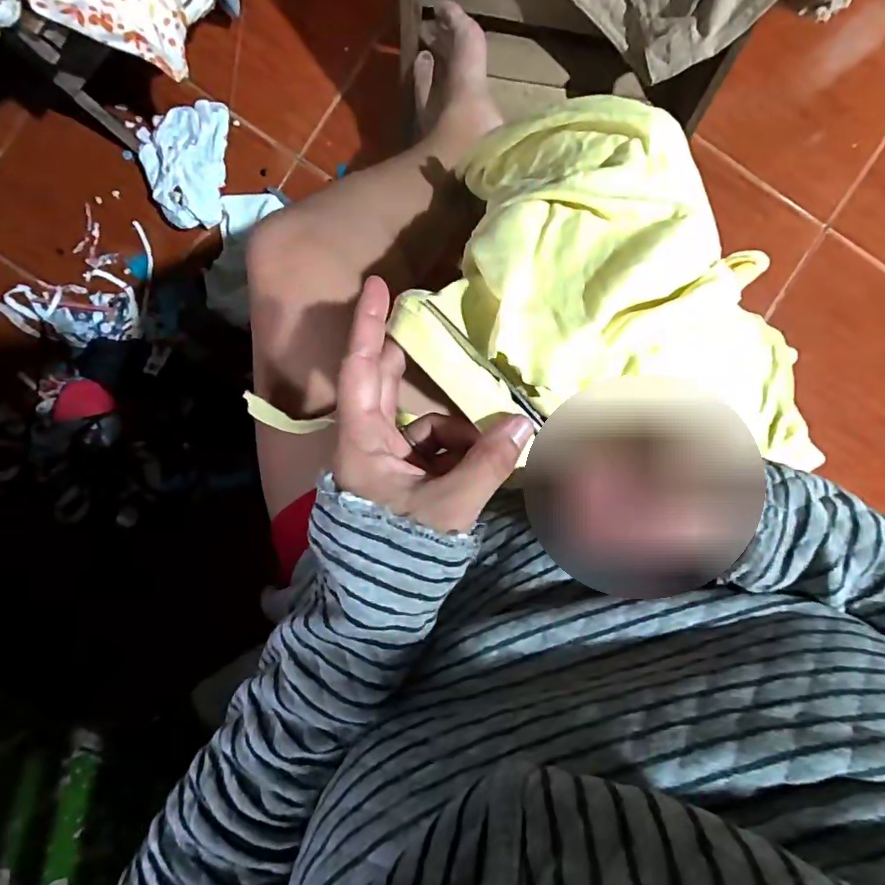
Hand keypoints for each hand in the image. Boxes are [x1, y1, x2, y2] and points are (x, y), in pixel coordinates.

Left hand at [333, 276, 533, 533]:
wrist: (383, 598)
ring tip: (485, 443)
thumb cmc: (402, 550)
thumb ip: (487, 463)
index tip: (377, 286)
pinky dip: (457, 446)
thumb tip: (523, 425)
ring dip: (453, 425)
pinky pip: (432, 445)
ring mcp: (385, 458)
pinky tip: (480, 460)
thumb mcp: (449, 505)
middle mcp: (367, 442)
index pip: (361, 371)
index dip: (369, 327)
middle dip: (411, 361)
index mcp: (362, 442)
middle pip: (385, 384)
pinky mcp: (403, 474)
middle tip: (432, 332)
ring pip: (419, 420)